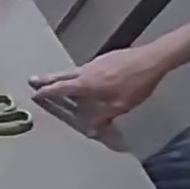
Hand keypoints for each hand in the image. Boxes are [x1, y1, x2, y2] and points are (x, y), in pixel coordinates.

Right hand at [29, 44, 173, 135]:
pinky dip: (80, 73)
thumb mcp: (119, 106)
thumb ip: (103, 118)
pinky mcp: (107, 58)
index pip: (58, 88)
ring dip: (62, 75)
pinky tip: (86, 76)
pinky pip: (88, 67)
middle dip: (45, 79)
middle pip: (60, 75)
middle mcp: (86, 71)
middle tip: (33, 80)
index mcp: (85, 84)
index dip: (44, 92)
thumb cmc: (136, 83)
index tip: (34, 94)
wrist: (156, 57)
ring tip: (57, 80)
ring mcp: (96, 62)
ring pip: (74, 70)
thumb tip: (92, 130)